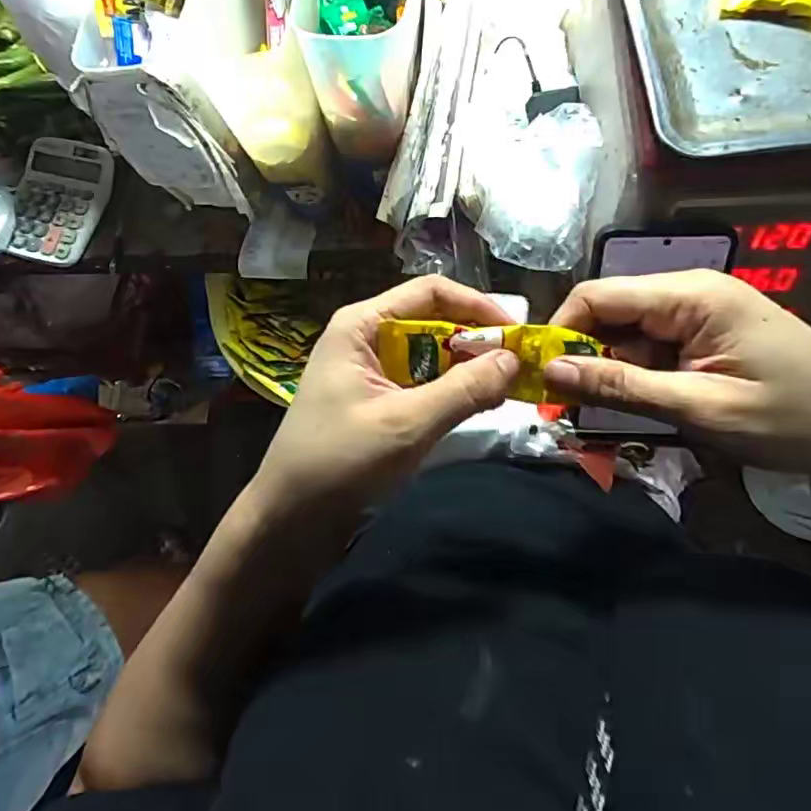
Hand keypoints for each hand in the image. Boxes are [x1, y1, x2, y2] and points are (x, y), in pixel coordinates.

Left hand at [250, 276, 520, 522]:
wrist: (290, 517)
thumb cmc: (339, 462)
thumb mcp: (406, 423)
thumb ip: (462, 389)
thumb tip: (514, 360)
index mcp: (361, 325)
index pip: (430, 293)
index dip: (478, 306)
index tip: (519, 335)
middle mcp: (364, 338)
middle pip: (432, 321)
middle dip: (477, 341)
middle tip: (520, 369)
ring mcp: (368, 370)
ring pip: (430, 354)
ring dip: (466, 369)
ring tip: (506, 390)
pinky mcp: (374, 400)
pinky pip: (420, 383)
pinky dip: (449, 391)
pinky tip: (476, 407)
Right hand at [542, 270, 810, 478]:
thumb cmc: (799, 420)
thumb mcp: (702, 408)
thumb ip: (621, 386)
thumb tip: (549, 371)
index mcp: (692, 295)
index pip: (597, 295)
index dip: (559, 332)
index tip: (539, 377)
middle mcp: (690, 292)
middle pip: (607, 314)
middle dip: (580, 357)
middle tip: (563, 407)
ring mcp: (699, 314)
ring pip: (624, 335)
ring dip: (607, 373)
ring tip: (600, 417)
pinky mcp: (705, 337)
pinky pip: (650, 350)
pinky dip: (633, 378)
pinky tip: (636, 408)